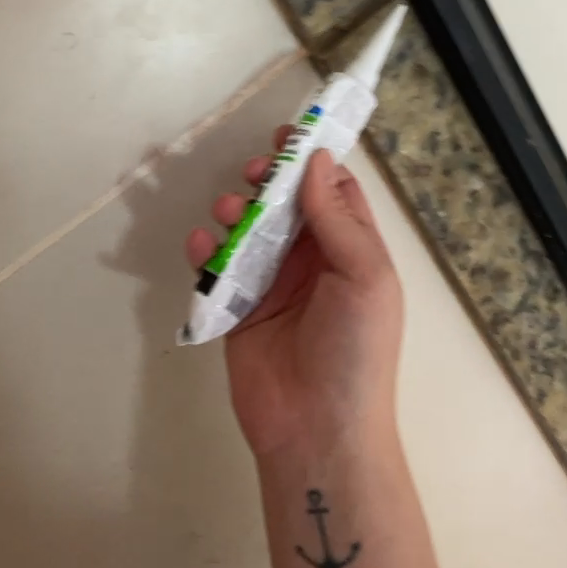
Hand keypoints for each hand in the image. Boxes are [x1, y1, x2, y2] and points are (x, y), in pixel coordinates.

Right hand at [185, 131, 404, 460]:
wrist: (317, 431)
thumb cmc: (354, 350)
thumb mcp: (364, 276)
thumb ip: (338, 218)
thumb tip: (315, 159)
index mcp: (350, 249)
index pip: (332, 190)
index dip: (311, 160)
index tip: (286, 136)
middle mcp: (311, 261)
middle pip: (285, 204)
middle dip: (267, 181)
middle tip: (251, 173)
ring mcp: (272, 284)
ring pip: (248, 229)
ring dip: (234, 211)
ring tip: (226, 212)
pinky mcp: (238, 309)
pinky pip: (218, 267)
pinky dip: (207, 249)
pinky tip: (202, 244)